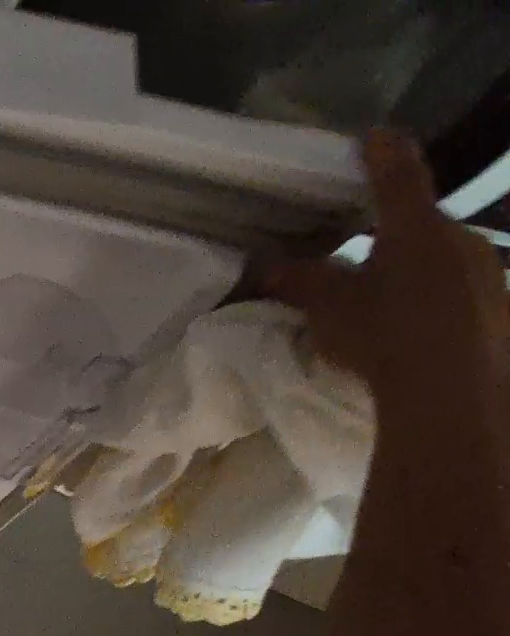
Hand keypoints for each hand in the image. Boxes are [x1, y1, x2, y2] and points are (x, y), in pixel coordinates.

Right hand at [264, 130, 507, 399]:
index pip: (397, 180)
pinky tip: (410, 323)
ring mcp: (489, 271)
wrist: (453, 384)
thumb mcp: (324, 305)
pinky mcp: (499, 304)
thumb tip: (265, 265)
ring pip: (441, 258)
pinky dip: (431, 297)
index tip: (375, 134)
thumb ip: (297, 279)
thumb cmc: (383, 332)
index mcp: (417, 230)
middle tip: (359, 252)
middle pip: (421, 226)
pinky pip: (456, 289)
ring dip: (412, 270)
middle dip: (392, 235)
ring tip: (380, 299)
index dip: (383, 156)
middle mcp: (462, 239)